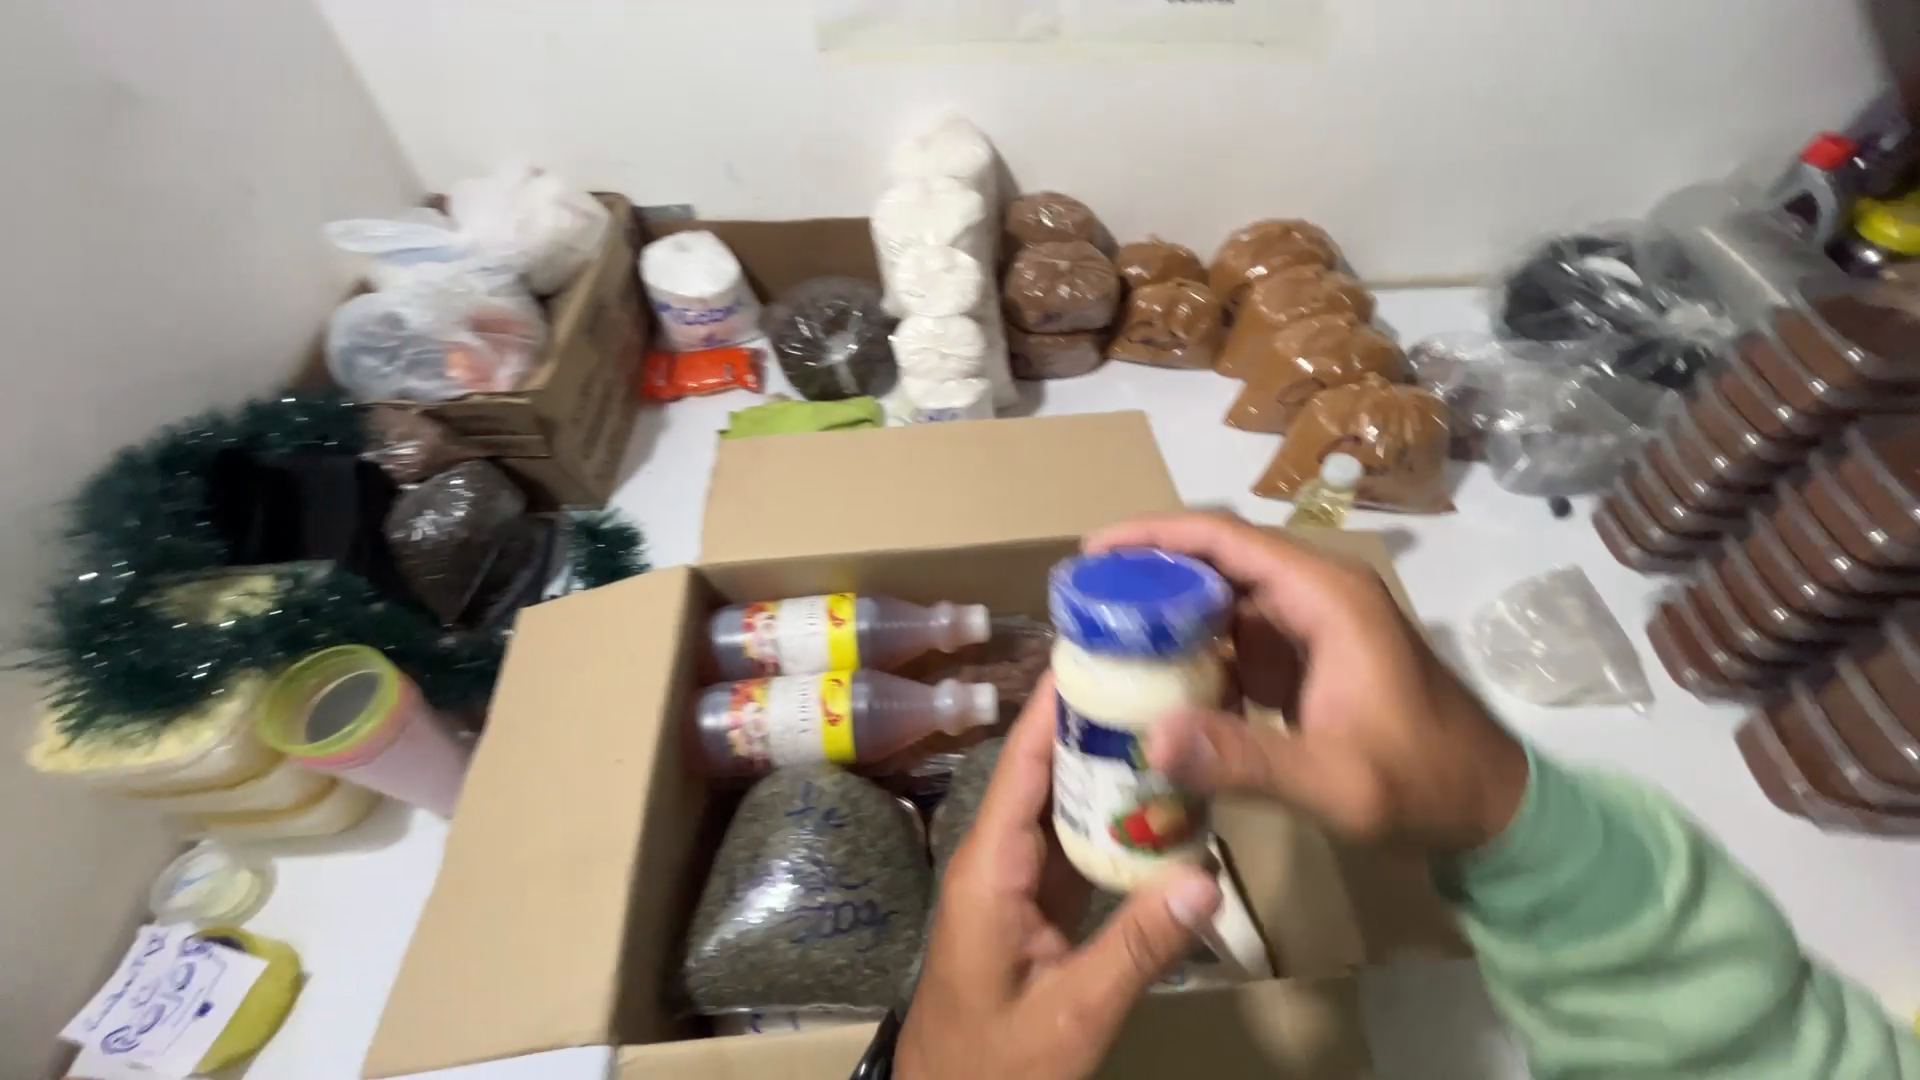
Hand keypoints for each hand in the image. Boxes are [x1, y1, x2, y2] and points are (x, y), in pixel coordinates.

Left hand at [898, 676, 1222, 1079]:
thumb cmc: (996, 1061)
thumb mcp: (1072, 1013)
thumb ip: (1137, 947)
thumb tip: (1209, 878)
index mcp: (991, 864)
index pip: (1020, 764)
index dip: (1048, 709)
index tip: (1085, 657)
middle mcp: (997, 853)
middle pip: (1040, 772)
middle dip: (1085, 725)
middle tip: (1143, 682)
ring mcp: (1013, 876)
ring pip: (1057, 803)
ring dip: (1099, 766)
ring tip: (1155, 723)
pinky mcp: (1031, 898)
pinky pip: (1069, 841)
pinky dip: (1106, 817)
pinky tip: (1150, 802)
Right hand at [1087, 512, 1527, 853]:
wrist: (1494, 812)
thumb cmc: (1425, 785)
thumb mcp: (1335, 782)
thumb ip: (1246, 760)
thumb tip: (1151, 738)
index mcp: (1326, 596)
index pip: (1227, 539)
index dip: (1156, 536)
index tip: (1095, 551)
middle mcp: (1314, 593)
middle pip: (1216, 558)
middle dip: (1148, 570)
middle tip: (1085, 596)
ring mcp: (1309, 623)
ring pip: (1220, 595)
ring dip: (1165, 607)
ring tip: (1104, 629)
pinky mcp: (1303, 653)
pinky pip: (1233, 633)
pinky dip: (1190, 644)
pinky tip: (1153, 672)